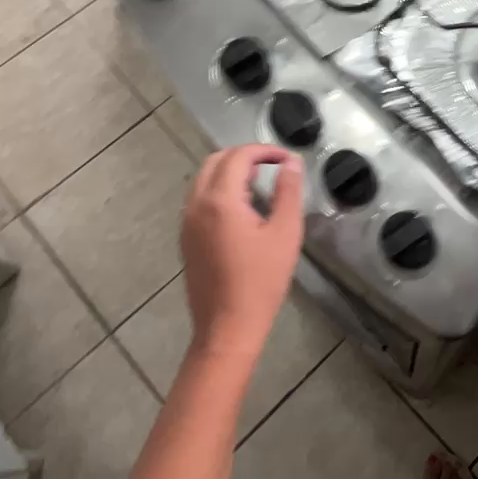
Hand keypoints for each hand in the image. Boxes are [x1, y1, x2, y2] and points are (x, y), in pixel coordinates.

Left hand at [180, 145, 305, 363]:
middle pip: (215, 161)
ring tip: (260, 185)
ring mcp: (187, 223)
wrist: (227, 327)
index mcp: (220, 201)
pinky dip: (219, 190)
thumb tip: (291, 163)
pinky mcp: (186, 238)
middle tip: (273, 166)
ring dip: (230, 172)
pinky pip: (199, 199)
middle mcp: (196, 205)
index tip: (287, 159)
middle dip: (244, 156)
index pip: (239, 157)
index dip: (265, 151)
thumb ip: (288, 192)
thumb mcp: (285, 233)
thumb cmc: (261, 281)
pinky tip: (243, 209)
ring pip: (203, 179)